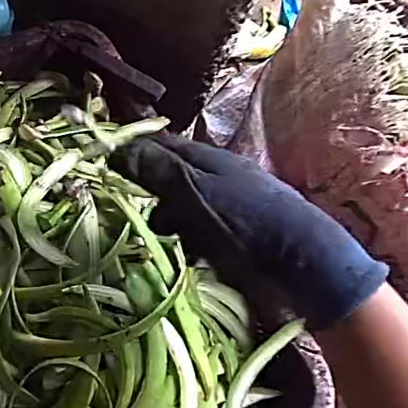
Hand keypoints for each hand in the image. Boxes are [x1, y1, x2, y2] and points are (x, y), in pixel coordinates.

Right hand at [112, 134, 386, 327]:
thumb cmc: (247, 222)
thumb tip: (117, 148)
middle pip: (166, 177)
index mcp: (205, 158)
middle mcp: (214, 175)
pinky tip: (184, 252)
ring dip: (164, 221)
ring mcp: (224, 203)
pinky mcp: (232, 232)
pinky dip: (184, 240)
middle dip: (145, 194)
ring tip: (158, 237)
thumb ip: (158, 170)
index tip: (104, 169)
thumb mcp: (196, 193)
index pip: (157, 144)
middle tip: (126, 210)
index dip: (130, 153)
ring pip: (178, 207)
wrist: (303, 262)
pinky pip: (195, 231)